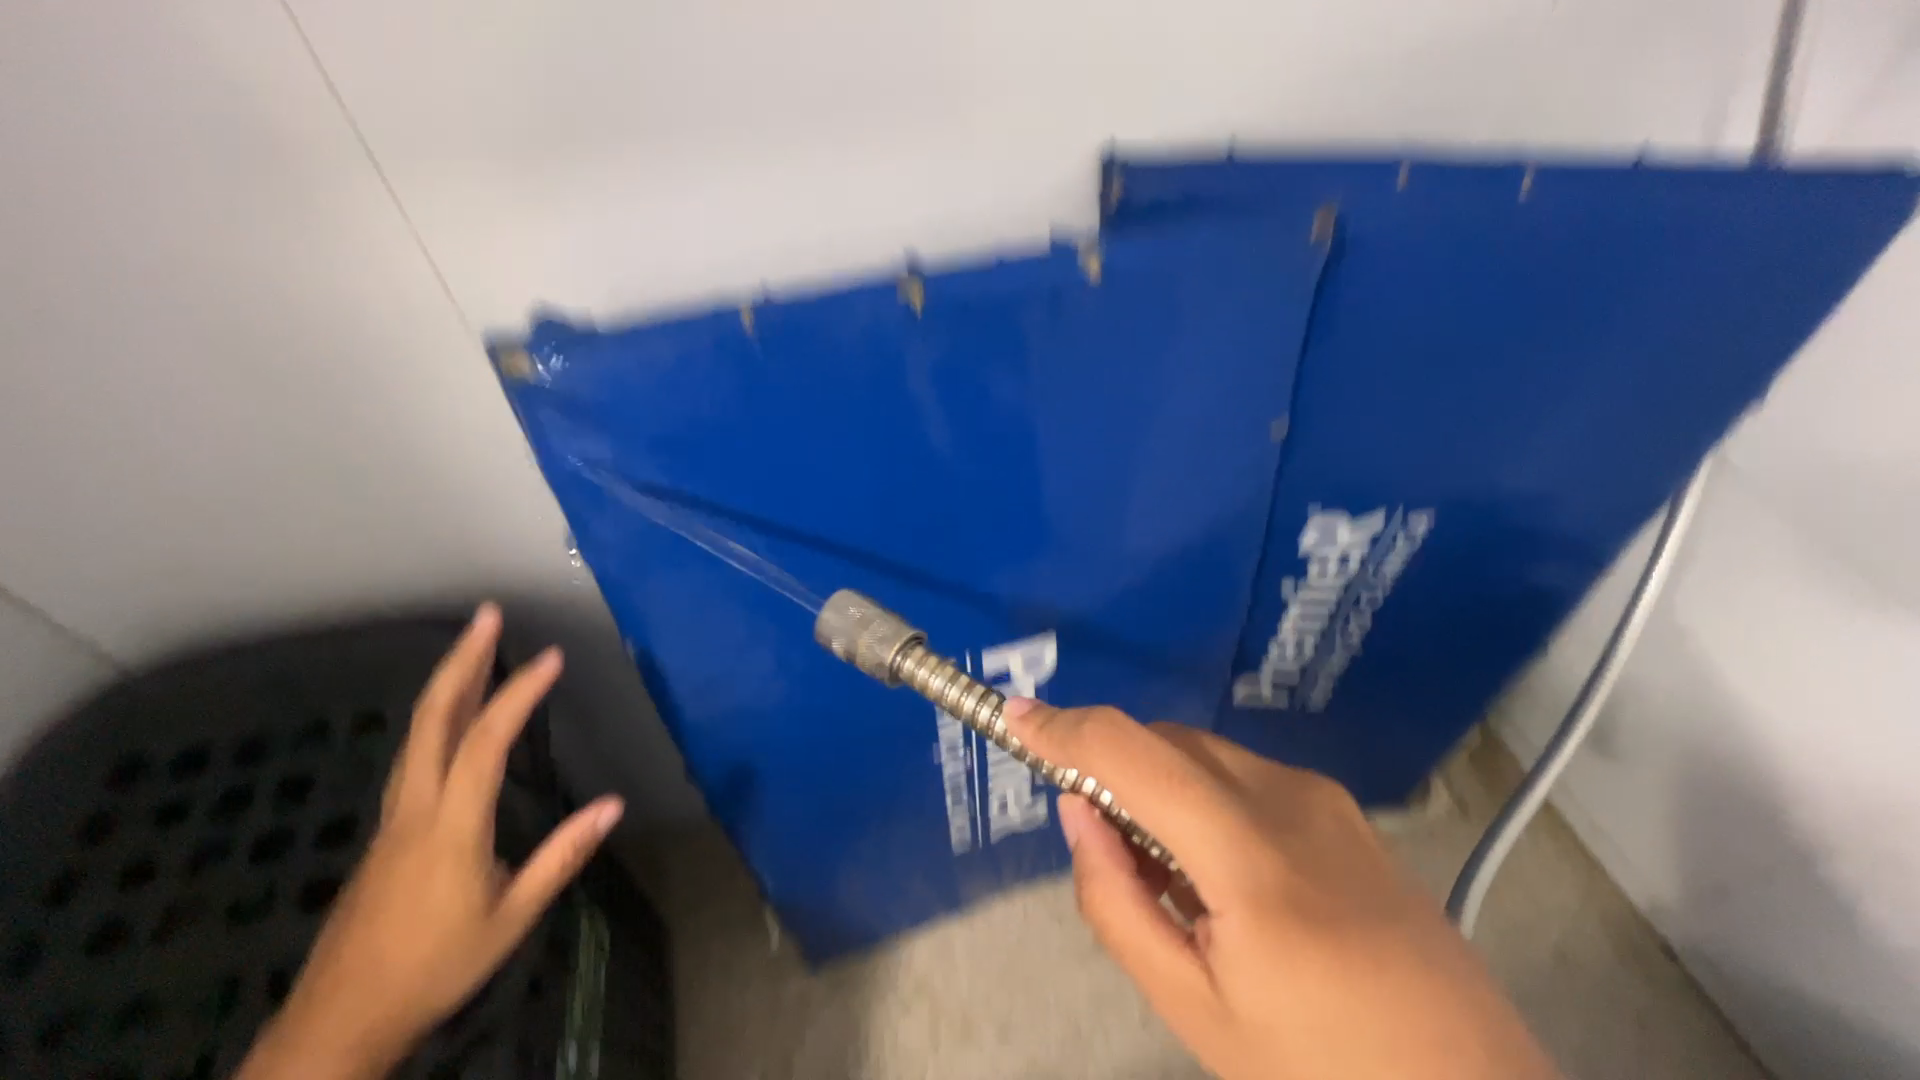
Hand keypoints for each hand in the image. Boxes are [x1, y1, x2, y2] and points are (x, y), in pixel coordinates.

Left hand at [238, 604, 624, 1079]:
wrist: (343, 1016)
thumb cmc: (437, 967)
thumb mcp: (514, 916)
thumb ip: (561, 856)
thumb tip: (612, 805)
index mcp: (452, 825)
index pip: (486, 741)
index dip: (518, 694)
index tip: (551, 657)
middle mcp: (415, 808)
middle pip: (433, 718)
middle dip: (462, 661)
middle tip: (486, 615)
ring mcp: (393, 817)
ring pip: (416, 733)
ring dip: (447, 683)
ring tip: (475, 649)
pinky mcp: (385, 832)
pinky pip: (412, 757)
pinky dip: (437, 718)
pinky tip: (451, 720)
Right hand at [1003, 698, 1557, 1079]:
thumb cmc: (1321, 1073)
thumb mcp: (1195, 1009)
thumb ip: (1118, 903)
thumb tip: (1079, 813)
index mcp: (1251, 856)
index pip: (1134, 755)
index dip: (1065, 729)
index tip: (1012, 718)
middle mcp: (1291, 800)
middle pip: (1167, 742)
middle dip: (1111, 765)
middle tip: (1099, 844)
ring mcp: (1328, 800)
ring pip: (1204, 755)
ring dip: (1157, 784)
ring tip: (1168, 878)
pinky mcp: (1348, 812)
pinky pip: (1245, 777)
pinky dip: (1202, 798)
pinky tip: (1220, 874)